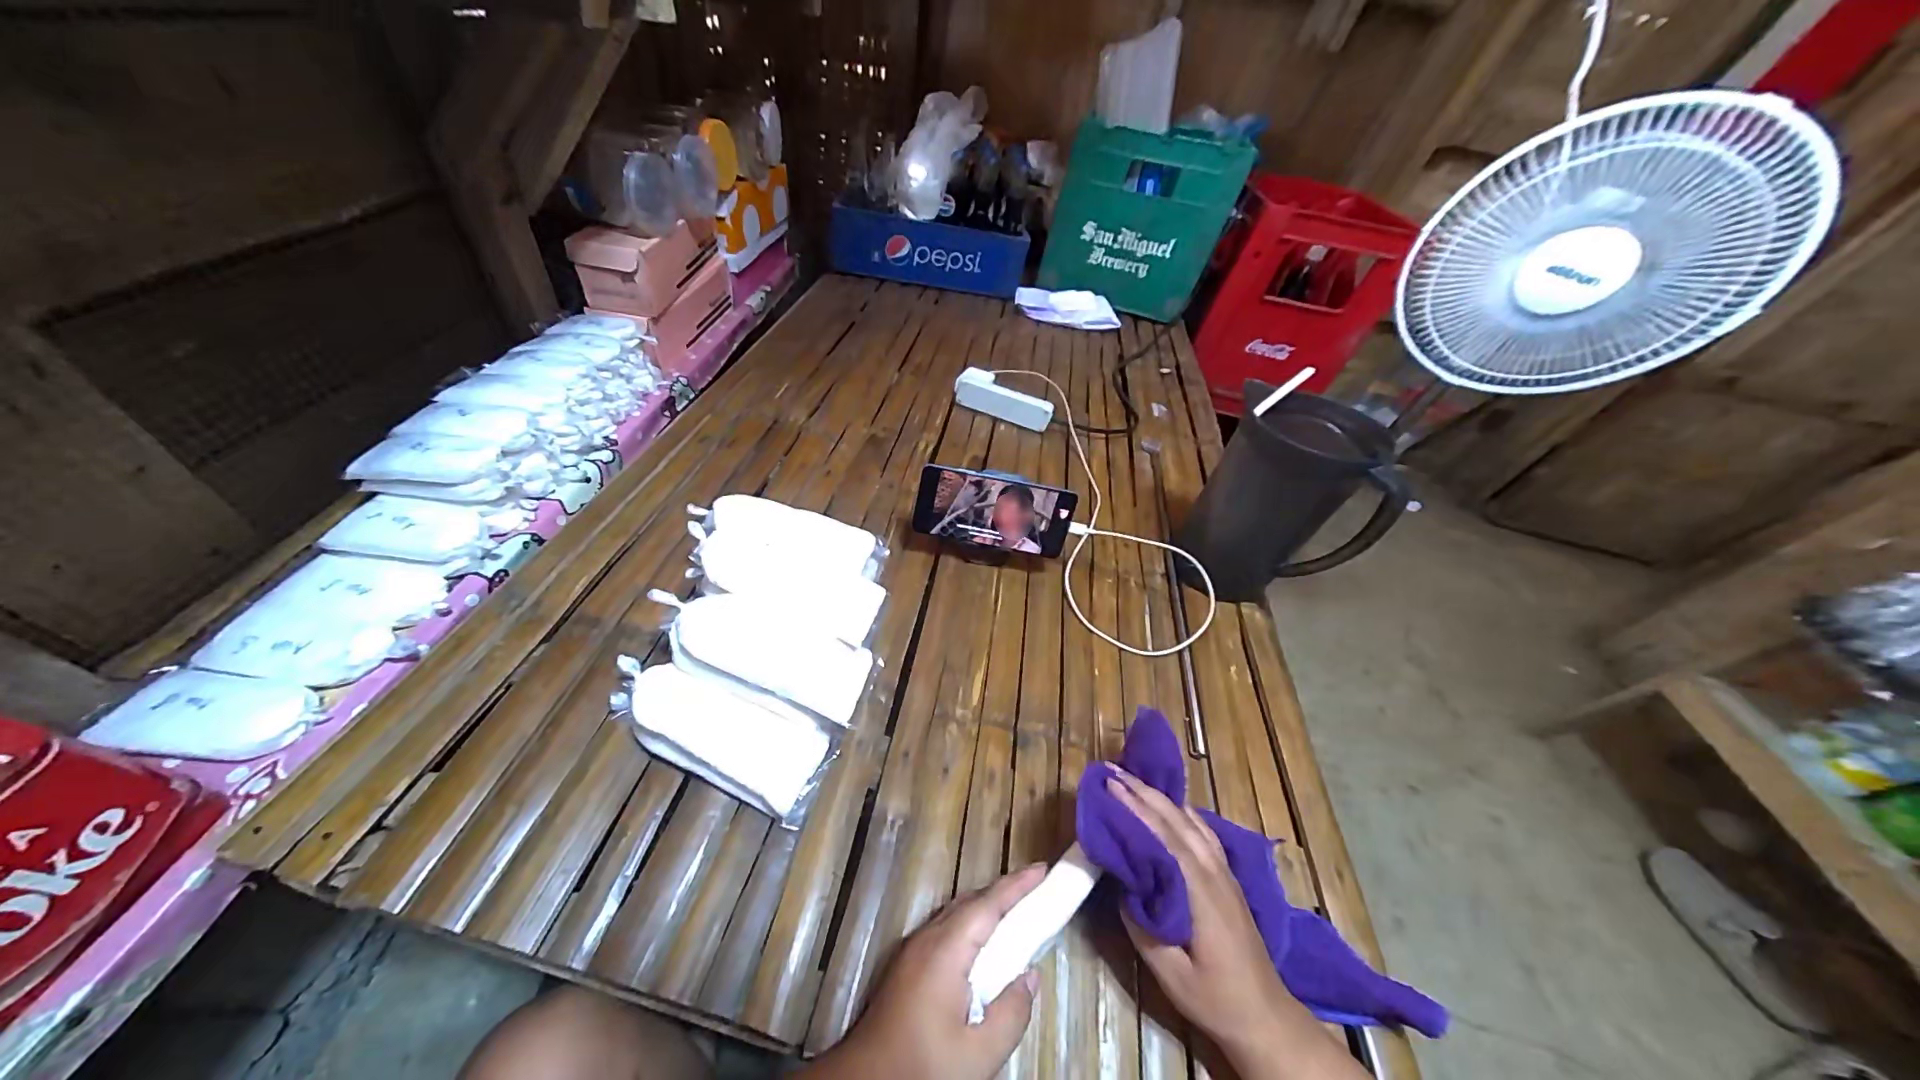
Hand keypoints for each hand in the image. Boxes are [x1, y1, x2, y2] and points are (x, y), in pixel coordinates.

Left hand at [798, 864, 1045, 1079]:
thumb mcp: (978, 1055)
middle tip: (1037, 890)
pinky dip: (970, 926)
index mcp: (944, 952)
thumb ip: (1011, 1014)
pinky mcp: (904, 967)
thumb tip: (1030, 978)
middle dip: (1004, 892)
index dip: (1017, 885)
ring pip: (955, 916)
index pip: (987, 905)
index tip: (1042, 869)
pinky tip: (982, 945)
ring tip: (1016, 913)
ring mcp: (911, 952)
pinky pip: (944, 931)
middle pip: (970, 903)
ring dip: (986, 908)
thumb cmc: (921, 1067)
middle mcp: (926, 940)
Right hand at [1106, 769, 1364, 1079]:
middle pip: (1178, 821)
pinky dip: (1182, 812)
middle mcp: (1215, 873)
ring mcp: (1225, 873)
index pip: (1166, 838)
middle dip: (1144, 793)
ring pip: (1192, 822)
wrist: (1265, 1016)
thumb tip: (1120, 882)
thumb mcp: (1169, 971)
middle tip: (1111, 771)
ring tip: (1132, 779)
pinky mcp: (1227, 878)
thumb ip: (1142, 924)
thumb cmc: (1214, 997)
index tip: (1110, 785)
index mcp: (1201, 892)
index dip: (1137, 809)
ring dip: (1161, 798)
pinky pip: (1203, 832)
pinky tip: (1169, 805)